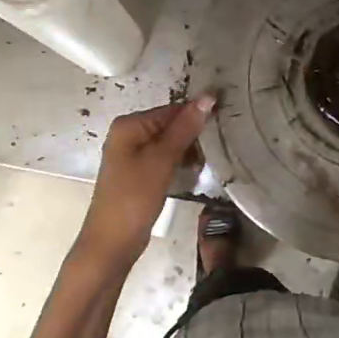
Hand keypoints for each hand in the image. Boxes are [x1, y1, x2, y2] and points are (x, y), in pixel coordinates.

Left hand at [75, 96, 214, 267]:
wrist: (113, 241)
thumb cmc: (135, 196)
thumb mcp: (162, 159)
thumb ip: (185, 128)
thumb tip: (208, 96)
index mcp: (129, 125)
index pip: (172, 109)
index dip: (197, 115)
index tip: (224, 124)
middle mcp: (129, 134)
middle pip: (171, 125)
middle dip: (194, 135)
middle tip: (217, 148)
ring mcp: (133, 155)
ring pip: (171, 143)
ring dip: (189, 151)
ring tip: (207, 162)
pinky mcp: (140, 173)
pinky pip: (166, 159)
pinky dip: (180, 163)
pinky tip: (194, 172)